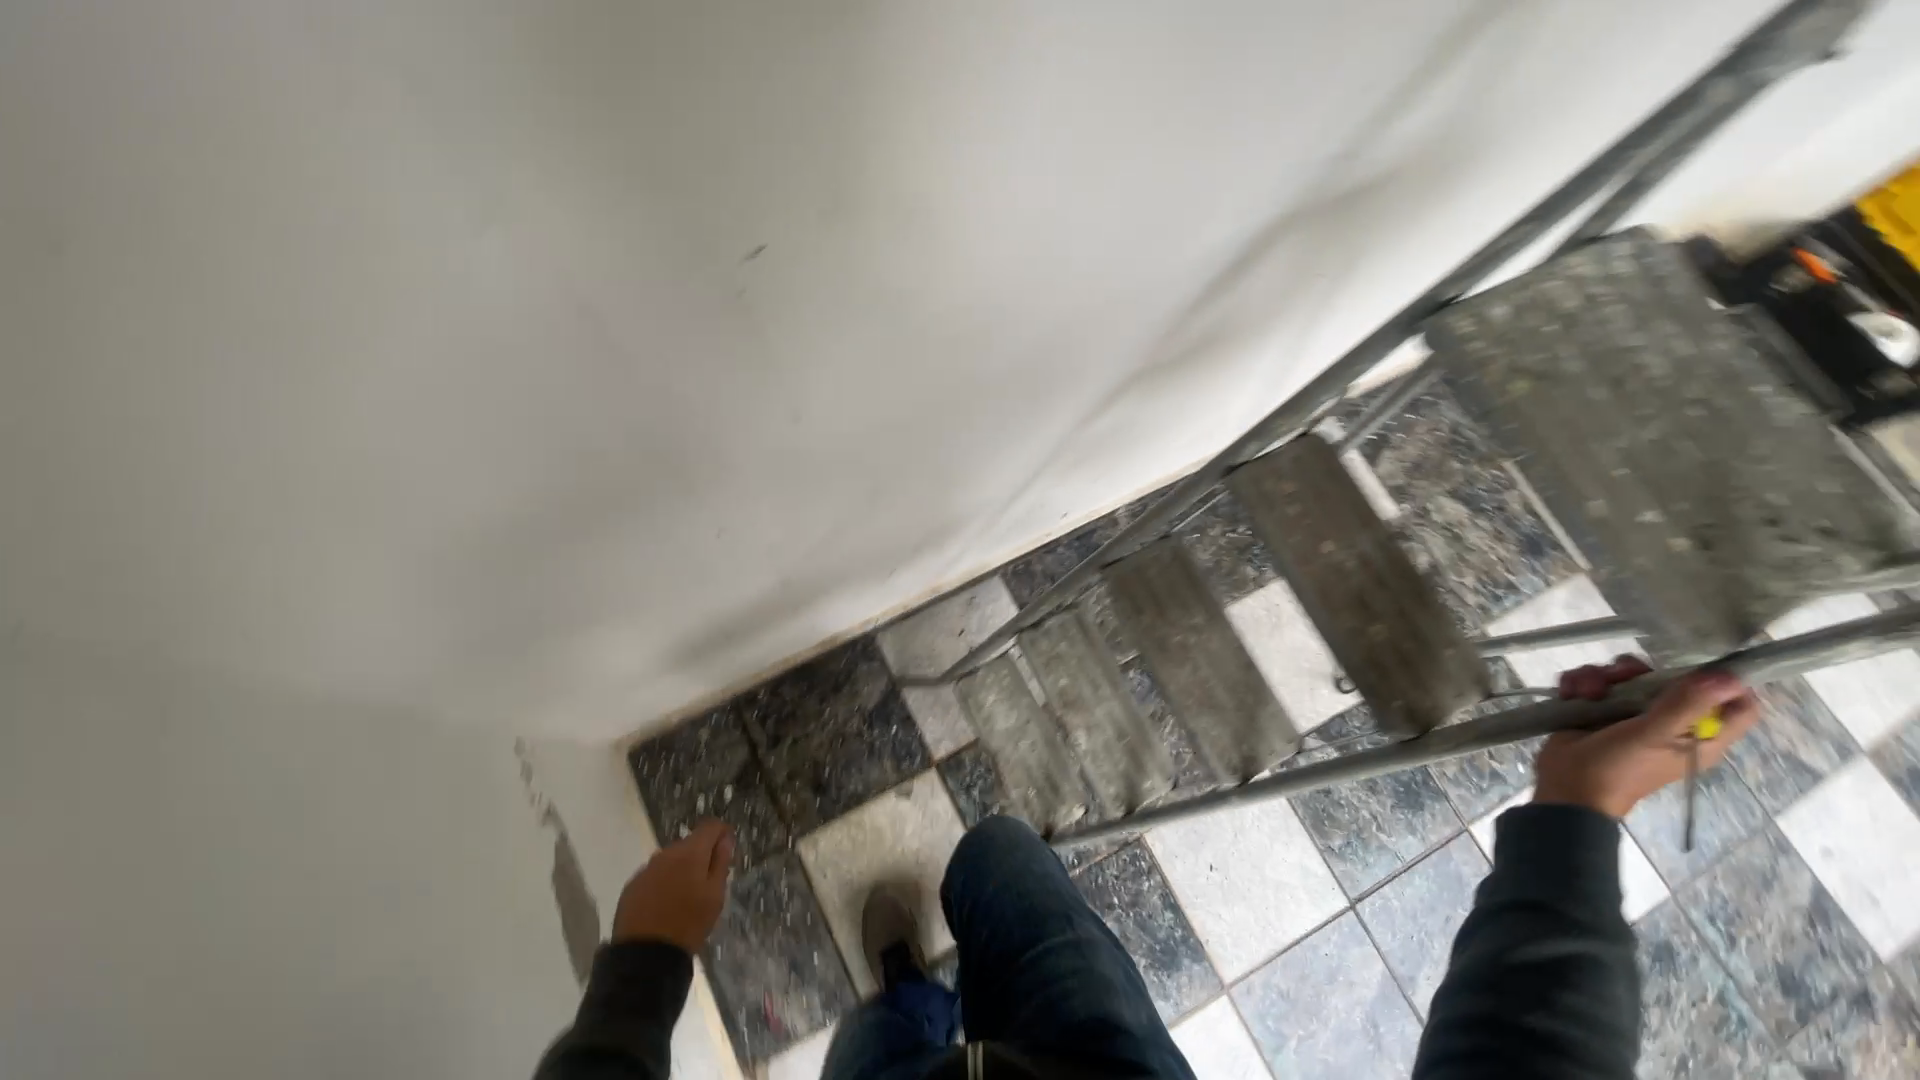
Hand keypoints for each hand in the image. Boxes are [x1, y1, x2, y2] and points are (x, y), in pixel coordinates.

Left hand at [611, 820, 734, 952]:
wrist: (645, 955)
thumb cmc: (689, 924)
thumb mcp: (715, 895)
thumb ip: (721, 862)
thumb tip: (725, 839)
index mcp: (690, 853)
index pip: (710, 826)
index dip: (722, 833)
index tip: (727, 849)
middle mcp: (666, 853)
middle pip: (689, 842)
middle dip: (701, 854)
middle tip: (708, 880)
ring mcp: (646, 869)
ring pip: (670, 859)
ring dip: (681, 868)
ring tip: (685, 895)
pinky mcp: (632, 886)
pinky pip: (654, 875)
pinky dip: (663, 881)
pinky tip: (665, 903)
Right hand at [1532, 656, 1759, 818]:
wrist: (1567, 786)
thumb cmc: (1620, 767)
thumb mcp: (1654, 736)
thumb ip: (1689, 705)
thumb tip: (1730, 676)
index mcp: (1699, 734)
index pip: (1738, 704)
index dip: (1728, 683)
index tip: (1700, 665)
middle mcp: (1670, 721)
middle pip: (1670, 679)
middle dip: (1640, 672)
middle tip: (1622, 676)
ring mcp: (1631, 714)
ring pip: (1625, 676)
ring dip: (1600, 678)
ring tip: (1587, 693)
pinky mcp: (1598, 710)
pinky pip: (1594, 682)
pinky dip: (1579, 684)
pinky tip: (1572, 695)